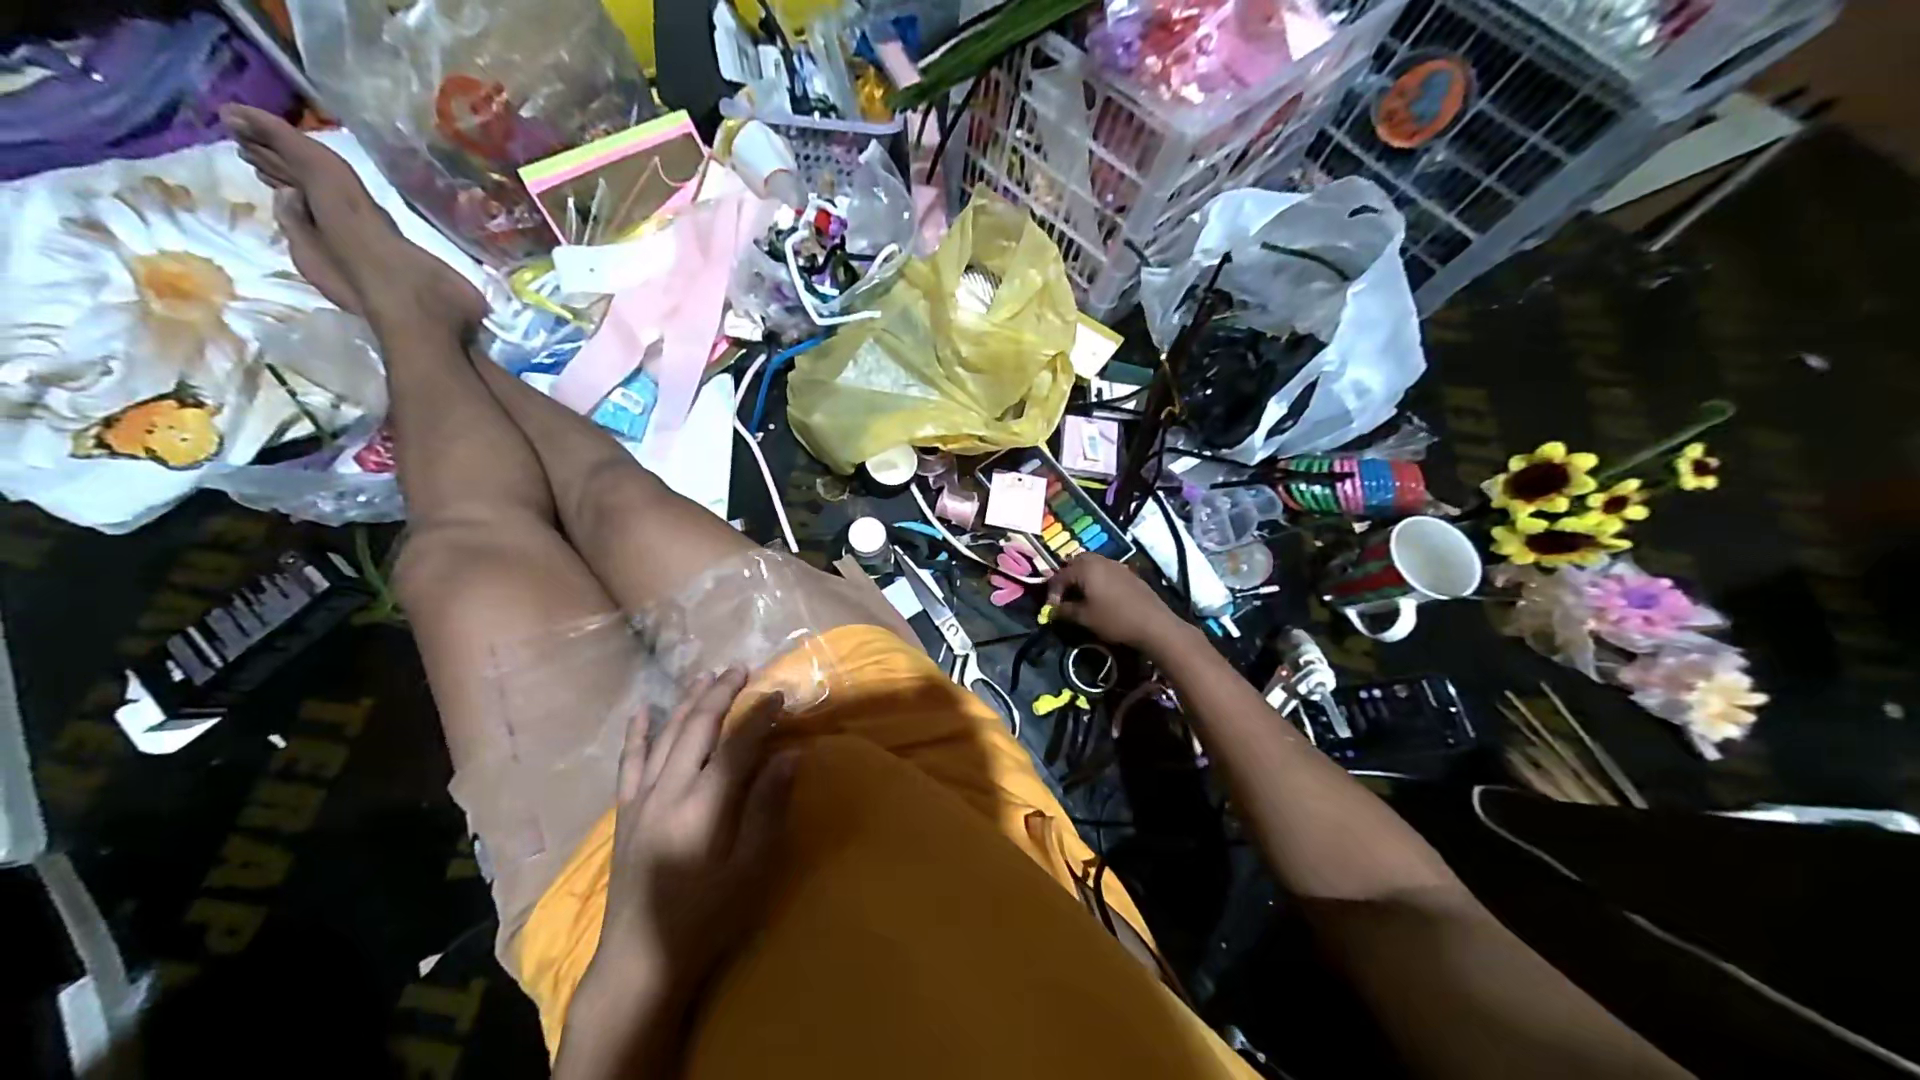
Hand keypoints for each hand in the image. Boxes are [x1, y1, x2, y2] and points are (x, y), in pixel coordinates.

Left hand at [595, 667, 795, 996]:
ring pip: (665, 736)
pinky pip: (630, 762)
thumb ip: (768, 808)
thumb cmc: (707, 917)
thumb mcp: (751, 869)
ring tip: (706, 677)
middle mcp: (668, 791)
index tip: (779, 694)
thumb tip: (790, 755)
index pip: (736, 744)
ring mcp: (641, 800)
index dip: (759, 715)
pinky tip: (643, 710)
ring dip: (687, 702)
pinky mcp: (625, 813)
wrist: (641, 961)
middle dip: (721, 694)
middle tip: (742, 670)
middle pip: (696, 728)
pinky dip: (637, 733)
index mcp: (703, 806)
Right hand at [1045, 554, 1189, 653]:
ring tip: (1081, 597)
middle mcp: (1099, 560)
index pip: (1059, 576)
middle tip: (1065, 597)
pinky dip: (1097, 579)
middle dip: (1067, 579)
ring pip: (1091, 565)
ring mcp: (1116, 565)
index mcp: (1085, 568)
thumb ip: (1064, 611)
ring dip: (1082, 578)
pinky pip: (1105, 571)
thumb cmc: (1114, 619)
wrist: (1153, 623)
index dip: (1052, 592)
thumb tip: (1052, 610)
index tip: (1052, 609)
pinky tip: (1101, 597)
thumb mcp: (1084, 618)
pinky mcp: (1128, 573)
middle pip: (1075, 563)